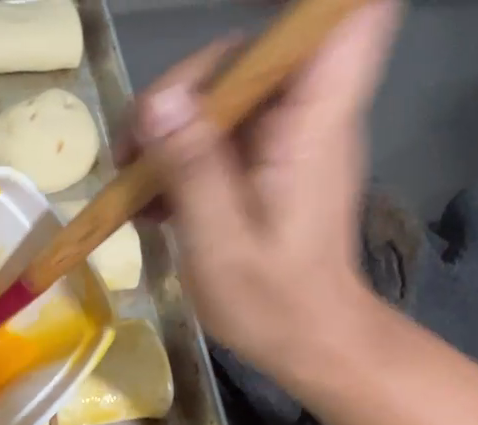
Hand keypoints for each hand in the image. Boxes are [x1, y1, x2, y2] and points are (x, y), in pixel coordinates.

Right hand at [126, 0, 400, 374]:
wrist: (309, 340)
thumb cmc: (271, 301)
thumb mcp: (219, 243)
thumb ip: (192, 169)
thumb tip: (158, 103)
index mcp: (311, 124)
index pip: (344, 20)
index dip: (295, 14)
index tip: (232, 45)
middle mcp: (307, 116)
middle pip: (253, 56)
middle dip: (185, 88)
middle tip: (136, 146)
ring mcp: (288, 139)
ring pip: (229, 94)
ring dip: (172, 127)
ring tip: (134, 182)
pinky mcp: (270, 162)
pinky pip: (222, 133)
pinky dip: (181, 156)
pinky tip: (153, 201)